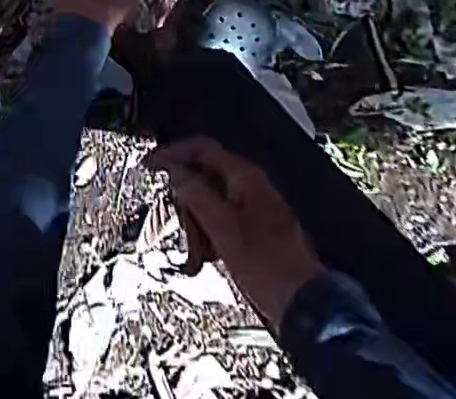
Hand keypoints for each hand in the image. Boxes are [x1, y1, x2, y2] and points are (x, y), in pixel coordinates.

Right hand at [145, 135, 322, 321]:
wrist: (305, 306)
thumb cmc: (265, 263)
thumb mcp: (222, 226)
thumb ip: (195, 192)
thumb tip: (173, 169)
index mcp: (245, 176)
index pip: (201, 147)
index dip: (172, 152)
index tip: (150, 166)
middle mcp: (250, 184)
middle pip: (204, 175)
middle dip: (187, 200)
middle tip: (181, 226)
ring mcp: (254, 205)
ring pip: (210, 199)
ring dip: (197, 223)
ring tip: (198, 253)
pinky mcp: (255, 226)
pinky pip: (222, 217)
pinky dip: (210, 232)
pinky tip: (208, 257)